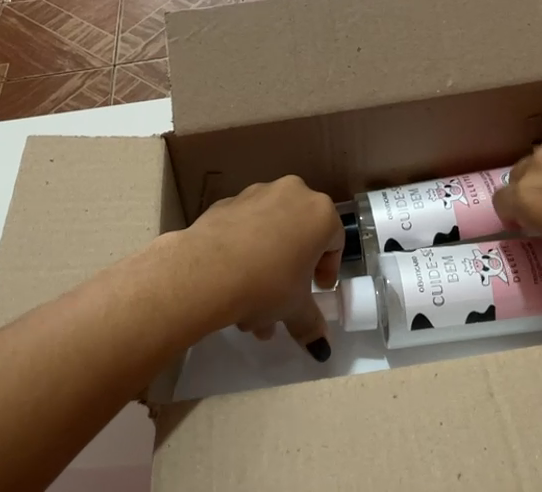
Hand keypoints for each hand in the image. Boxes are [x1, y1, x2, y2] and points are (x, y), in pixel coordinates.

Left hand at [175, 176, 342, 359]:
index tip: (316, 290)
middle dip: (291, 272)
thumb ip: (311, 324)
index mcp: (320, 213)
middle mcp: (292, 193)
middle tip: (282, 302)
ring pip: (270, 231)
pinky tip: (231, 282)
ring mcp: (257, 193)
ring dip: (266, 265)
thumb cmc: (267, 285)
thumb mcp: (295, 310)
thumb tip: (321, 347)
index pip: (335, 241)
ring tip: (250, 307)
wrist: (207, 270)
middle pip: (299, 235)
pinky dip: (243, 248)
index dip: (327, 271)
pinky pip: (244, 227)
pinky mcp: (226, 202)